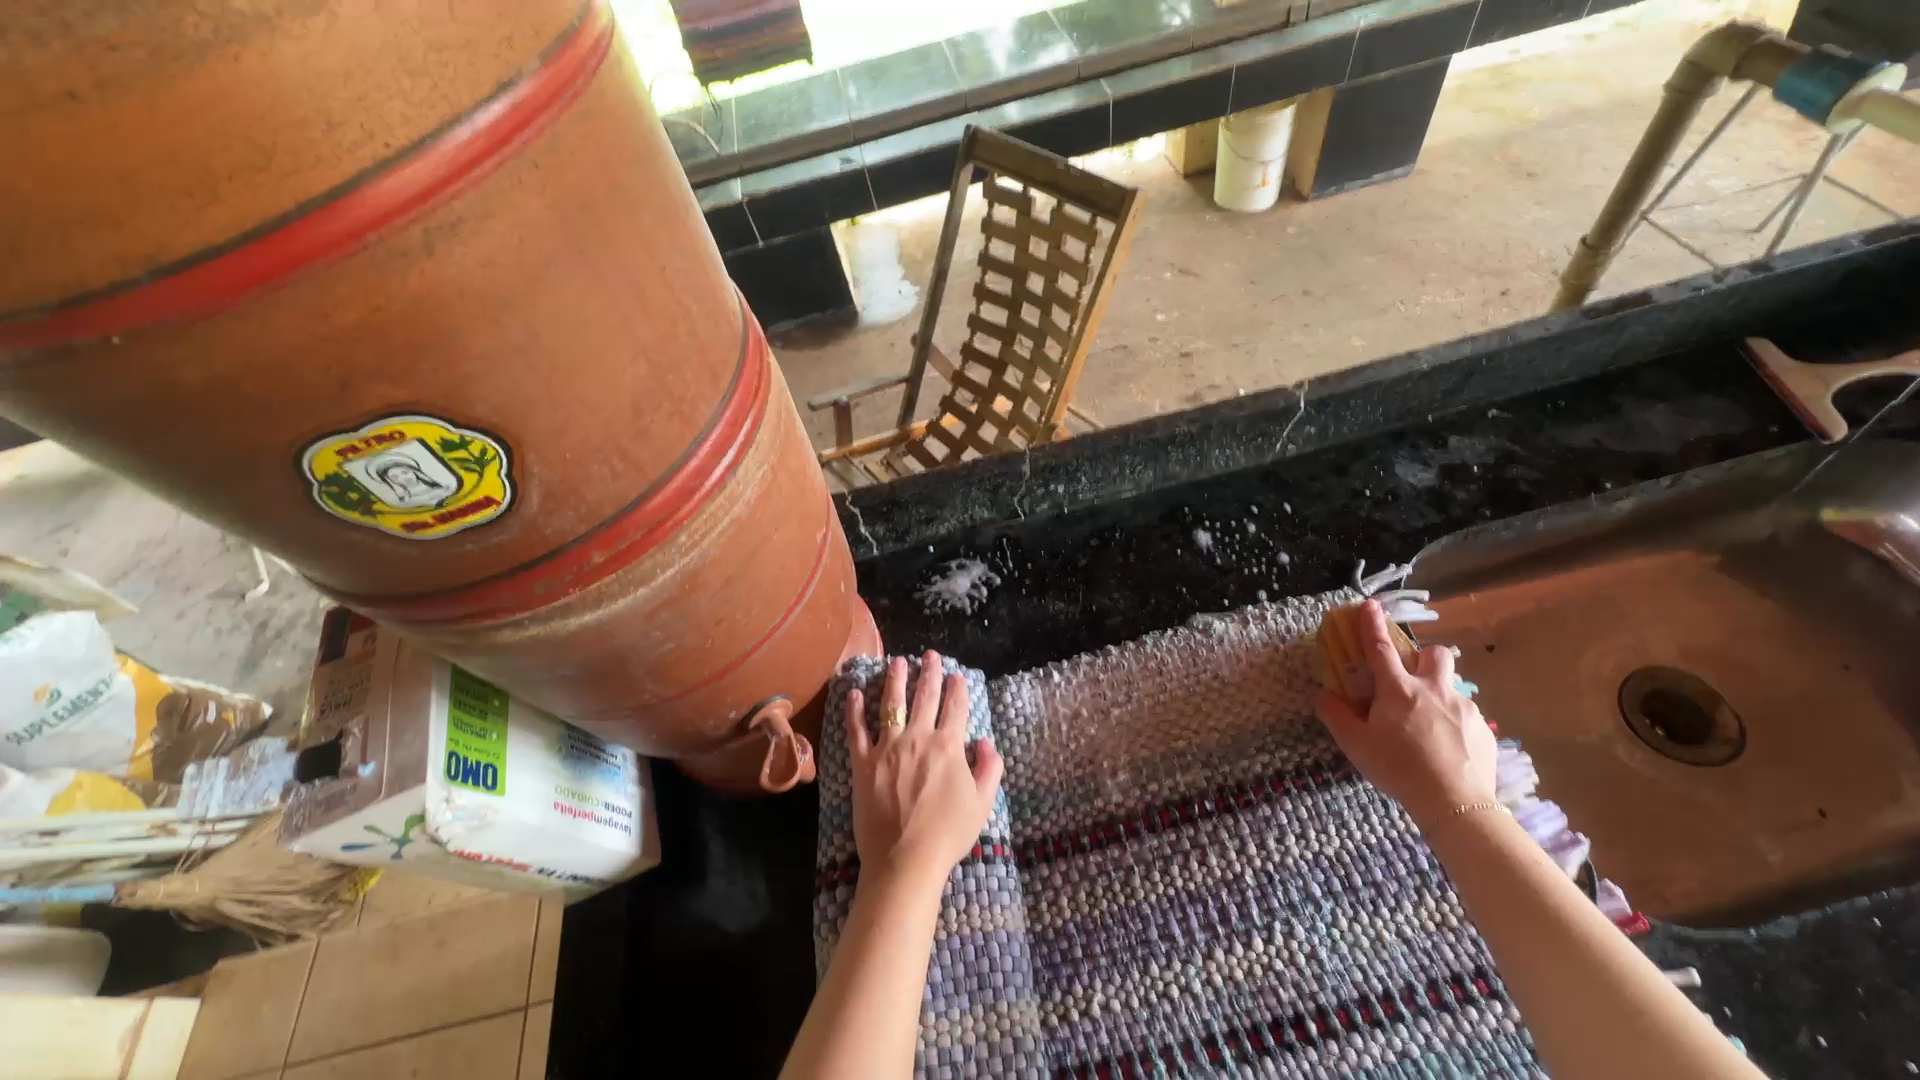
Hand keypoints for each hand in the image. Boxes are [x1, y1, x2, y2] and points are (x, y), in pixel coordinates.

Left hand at [844, 652, 1003, 898]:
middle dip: (930, 672)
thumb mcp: (982, 803)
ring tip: (896, 662)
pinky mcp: (863, 762)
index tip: (958, 675)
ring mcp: (887, 748)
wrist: (906, 859)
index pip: (956, 708)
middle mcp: (918, 738)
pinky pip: (856, 730)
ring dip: (895, 679)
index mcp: (949, 746)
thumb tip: (986, 742)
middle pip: (925, 696)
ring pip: (890, 703)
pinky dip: (854, 710)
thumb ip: (989, 768)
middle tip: (929, 655)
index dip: (958, 689)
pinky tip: (854, 693)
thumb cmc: (948, 834)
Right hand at [1315, 600, 1496, 825]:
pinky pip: (1466, 717)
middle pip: (1435, 654)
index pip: (1380, 648)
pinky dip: (1454, 725)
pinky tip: (1446, 750)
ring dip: (1438, 695)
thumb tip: (1323, 695)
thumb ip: (1336, 715)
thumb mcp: (1355, 744)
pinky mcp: (1484, 730)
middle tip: (1413, 679)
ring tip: (1428, 727)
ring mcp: (1463, 708)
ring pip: (1452, 687)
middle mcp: (1433, 690)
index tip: (1368, 604)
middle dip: (1424, 657)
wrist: (1454, 802)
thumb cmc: (1397, 768)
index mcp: (1398, 690)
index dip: (1372, 624)